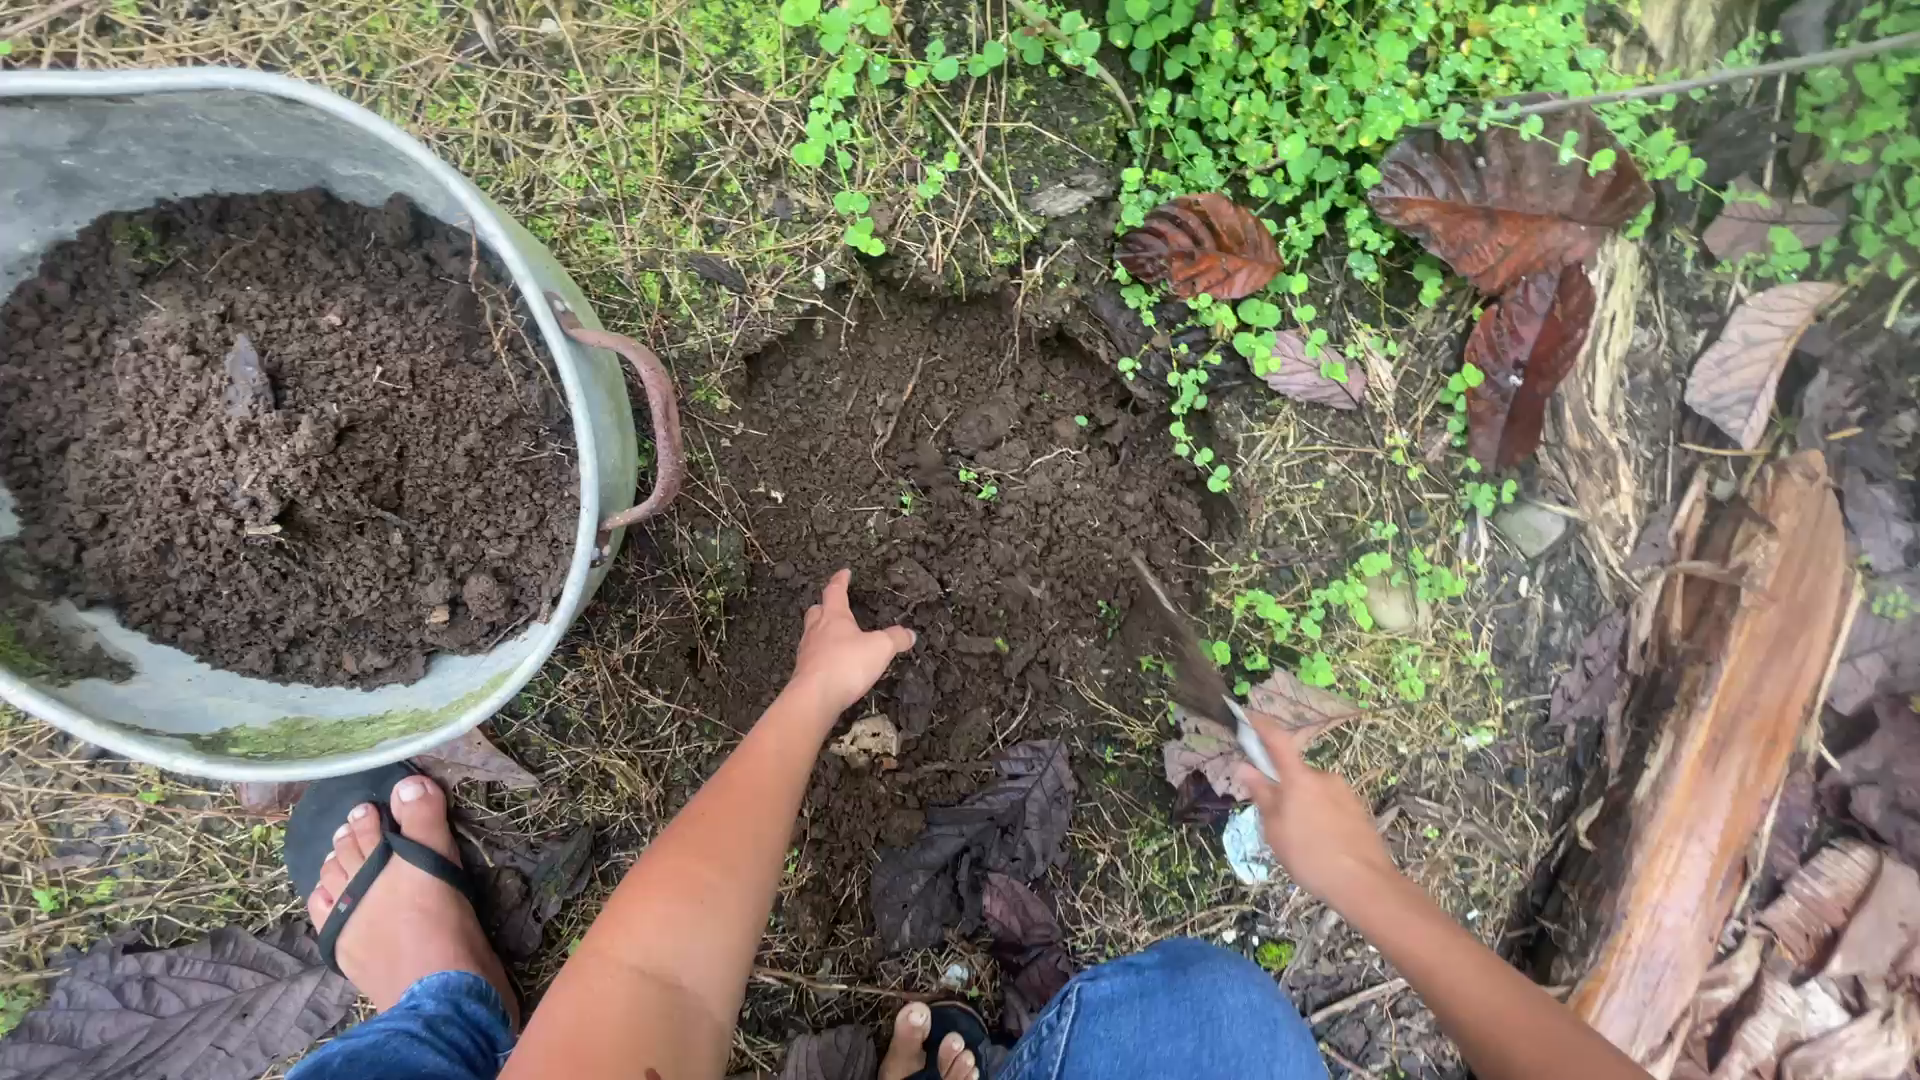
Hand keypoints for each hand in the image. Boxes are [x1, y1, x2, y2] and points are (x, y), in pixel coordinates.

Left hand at [786, 569, 915, 715]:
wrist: (814, 698)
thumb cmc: (847, 664)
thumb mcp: (880, 648)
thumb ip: (896, 638)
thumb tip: (911, 633)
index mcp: (834, 617)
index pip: (836, 591)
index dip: (841, 580)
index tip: (845, 572)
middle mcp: (816, 630)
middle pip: (816, 611)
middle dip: (825, 606)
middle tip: (833, 606)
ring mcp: (807, 652)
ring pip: (812, 634)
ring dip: (821, 632)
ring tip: (834, 636)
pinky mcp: (804, 673)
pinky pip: (813, 657)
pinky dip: (822, 655)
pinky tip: (831, 663)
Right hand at [1233, 714, 1399, 904]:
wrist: (1367, 885)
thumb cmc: (1311, 855)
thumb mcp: (1275, 828)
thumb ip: (1261, 794)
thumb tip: (1245, 767)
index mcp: (1299, 778)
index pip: (1277, 740)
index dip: (1261, 726)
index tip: (1248, 716)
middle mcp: (1324, 778)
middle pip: (1295, 773)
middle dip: (1283, 789)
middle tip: (1276, 820)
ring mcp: (1345, 794)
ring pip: (1313, 792)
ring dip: (1303, 805)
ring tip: (1301, 840)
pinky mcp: (1359, 811)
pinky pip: (1330, 806)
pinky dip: (1321, 817)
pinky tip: (1322, 846)